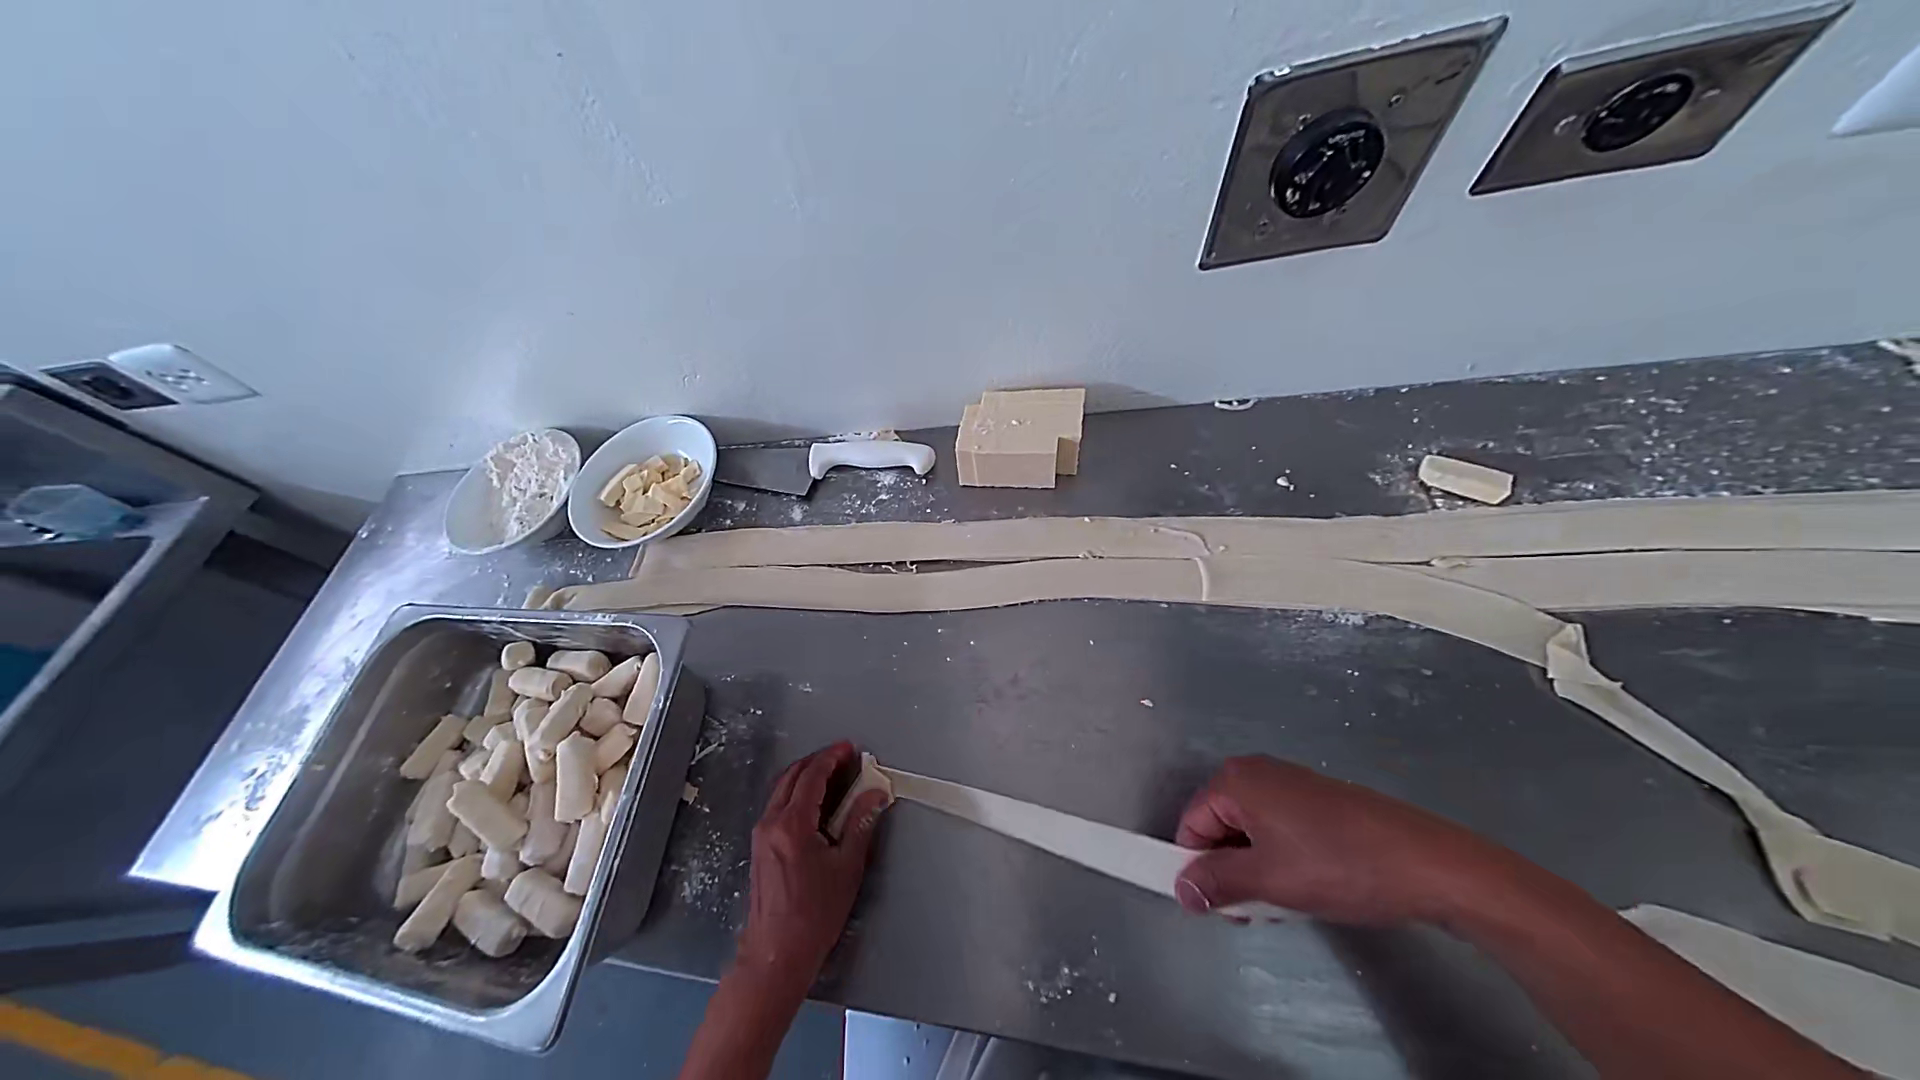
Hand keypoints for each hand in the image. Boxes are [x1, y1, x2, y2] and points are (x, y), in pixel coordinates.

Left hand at [736, 742, 890, 985]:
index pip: (812, 776)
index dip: (832, 758)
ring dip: (806, 776)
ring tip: (833, 776)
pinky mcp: (760, 847)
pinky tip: (816, 803)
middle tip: (844, 758)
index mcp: (792, 824)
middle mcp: (771, 822)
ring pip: (782, 789)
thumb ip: (861, 823)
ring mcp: (761, 834)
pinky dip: (797, 793)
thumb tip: (876, 794)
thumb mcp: (847, 867)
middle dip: (818, 761)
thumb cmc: (815, 914)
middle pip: (792, 776)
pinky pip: (777, 805)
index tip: (850, 749)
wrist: (776, 955)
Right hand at [1173, 755, 1504, 925]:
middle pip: (1219, 826)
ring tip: (1289, 900)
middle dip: (1229, 870)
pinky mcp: (1318, 799)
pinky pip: (1278, 828)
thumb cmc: (1340, 866)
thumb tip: (1182, 889)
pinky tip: (1311, 885)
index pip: (1191, 824)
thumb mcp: (1268, 880)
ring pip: (1250, 832)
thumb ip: (1216, 883)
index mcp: (1237, 780)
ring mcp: (1291, 783)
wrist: (1430, 865)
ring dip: (1257, 869)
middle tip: (1257, 907)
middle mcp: (1258, 772)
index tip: (1217, 904)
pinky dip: (1282, 858)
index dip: (1197, 867)